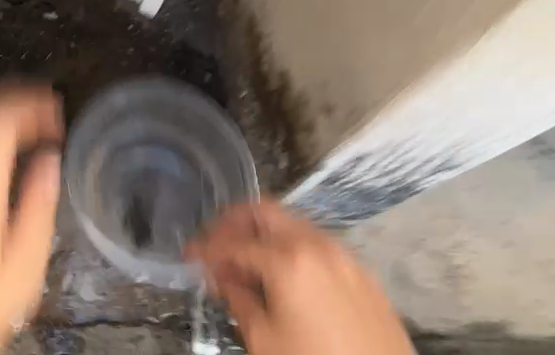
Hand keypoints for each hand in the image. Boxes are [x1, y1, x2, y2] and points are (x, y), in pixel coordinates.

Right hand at [188, 197, 413, 354]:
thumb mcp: (265, 342)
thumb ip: (238, 299)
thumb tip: (223, 276)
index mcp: (287, 260)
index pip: (234, 243)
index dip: (207, 248)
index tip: (190, 256)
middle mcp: (316, 245)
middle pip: (265, 212)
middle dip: (235, 223)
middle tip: (217, 244)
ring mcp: (345, 257)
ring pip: (294, 226)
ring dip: (266, 234)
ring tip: (250, 263)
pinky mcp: (364, 275)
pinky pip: (319, 246)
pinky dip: (295, 250)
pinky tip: (287, 278)